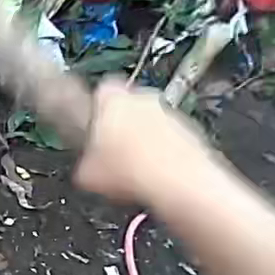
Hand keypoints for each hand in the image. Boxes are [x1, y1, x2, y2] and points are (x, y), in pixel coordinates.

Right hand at [72, 79, 219, 207]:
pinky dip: (164, 152)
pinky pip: (170, 138)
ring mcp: (169, 112)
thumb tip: (85, 168)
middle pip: (128, 105)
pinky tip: (155, 175)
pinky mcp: (190, 130)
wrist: (176, 184)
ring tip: (135, 170)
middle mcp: (143, 98)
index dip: (96, 109)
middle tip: (112, 152)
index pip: (101, 90)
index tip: (94, 126)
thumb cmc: (129, 172)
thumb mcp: (87, 174)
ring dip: (144, 140)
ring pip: (150, 121)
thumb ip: (84, 162)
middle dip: (121, 125)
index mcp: (112, 99)